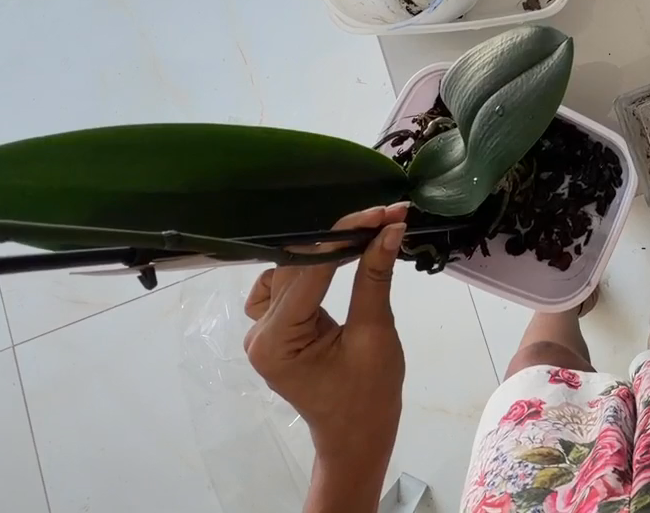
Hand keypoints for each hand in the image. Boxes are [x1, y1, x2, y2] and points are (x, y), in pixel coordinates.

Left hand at [245, 204, 407, 486]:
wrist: (357, 435)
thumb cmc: (368, 394)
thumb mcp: (375, 333)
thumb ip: (375, 277)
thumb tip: (390, 229)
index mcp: (276, 340)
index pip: (310, 269)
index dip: (347, 234)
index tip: (386, 212)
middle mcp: (259, 332)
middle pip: (299, 265)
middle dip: (344, 236)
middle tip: (388, 216)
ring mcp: (264, 330)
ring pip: (291, 268)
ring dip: (330, 245)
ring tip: (369, 229)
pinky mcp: (278, 327)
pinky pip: (288, 283)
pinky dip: (313, 263)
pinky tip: (337, 253)